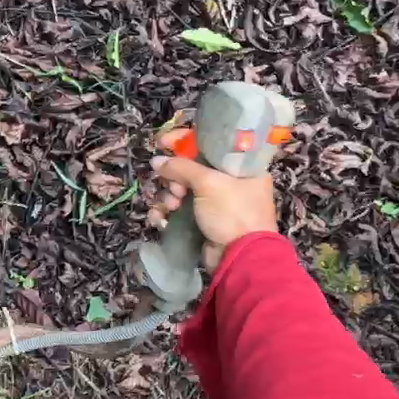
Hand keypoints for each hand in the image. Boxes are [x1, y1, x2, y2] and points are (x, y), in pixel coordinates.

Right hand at [146, 127, 277, 270]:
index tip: (162, 142)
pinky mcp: (201, 219)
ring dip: (168, 196)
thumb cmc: (233, 213)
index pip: (210, 144)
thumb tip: (156, 161)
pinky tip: (160, 218)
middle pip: (189, 168)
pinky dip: (165, 211)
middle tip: (176, 188)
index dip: (185, 140)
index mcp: (242, 168)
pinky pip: (177, 208)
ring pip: (179, 188)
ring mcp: (214, 202)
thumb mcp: (210, 184)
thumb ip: (181, 167)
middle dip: (174, 177)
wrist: (240, 258)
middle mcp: (229, 182)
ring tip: (171, 207)